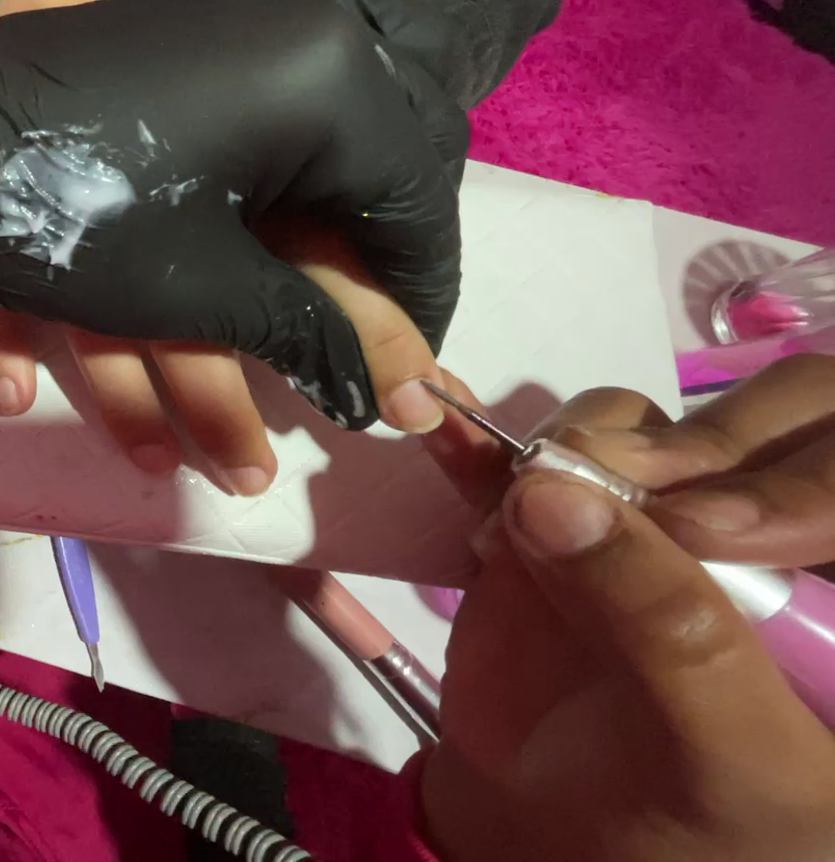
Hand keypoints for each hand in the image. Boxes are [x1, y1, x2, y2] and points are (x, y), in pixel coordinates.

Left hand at [0, 0, 448, 484]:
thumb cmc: (70, 215)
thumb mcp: (198, 288)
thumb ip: (309, 332)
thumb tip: (392, 389)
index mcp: (326, 79)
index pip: (414, 204)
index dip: (419, 303)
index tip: (414, 376)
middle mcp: (288, 38)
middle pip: (350, 194)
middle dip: (346, 299)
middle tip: (351, 377)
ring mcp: (218, 39)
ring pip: (282, 182)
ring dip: (280, 280)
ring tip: (296, 362)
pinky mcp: (161, 61)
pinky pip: (222, 150)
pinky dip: (221, 230)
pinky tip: (235, 284)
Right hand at [420, 359, 834, 861]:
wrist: (550, 833)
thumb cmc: (695, 829)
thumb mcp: (732, 755)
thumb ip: (669, 628)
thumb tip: (548, 494)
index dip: (805, 474)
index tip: (703, 530)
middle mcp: (760, 536)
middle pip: (760, 422)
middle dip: (686, 442)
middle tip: (613, 488)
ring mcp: (641, 524)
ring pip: (630, 426)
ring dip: (576, 440)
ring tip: (522, 500)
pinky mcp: (541, 522)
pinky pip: (511, 458)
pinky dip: (473, 439)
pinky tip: (443, 427)